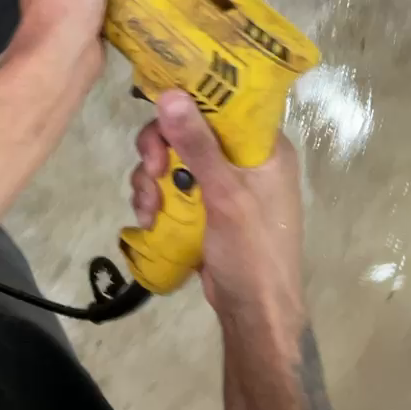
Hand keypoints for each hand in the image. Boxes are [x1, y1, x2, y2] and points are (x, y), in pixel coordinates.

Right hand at [130, 90, 304, 329]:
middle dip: (160, 149)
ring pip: (171, 156)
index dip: (189, 102)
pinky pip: (168, 183)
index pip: (223, 104)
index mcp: (263, 148)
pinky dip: (153, 196)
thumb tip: (169, 93)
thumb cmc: (253, 252)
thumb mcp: (225, 195)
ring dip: (151, 178)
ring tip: (147, 207)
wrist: (253, 316)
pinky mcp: (202, 203)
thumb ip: (197, 145)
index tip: (161, 112)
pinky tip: (147, 217)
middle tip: (152, 169)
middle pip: (186, 128)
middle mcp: (242, 158)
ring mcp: (221, 182)